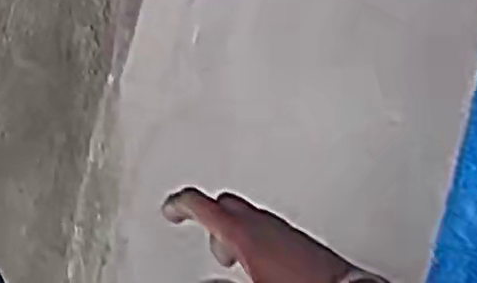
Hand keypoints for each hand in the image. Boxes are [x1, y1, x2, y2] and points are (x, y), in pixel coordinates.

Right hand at [162, 188, 374, 282]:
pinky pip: (272, 230)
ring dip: (237, 230)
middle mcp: (259, 221)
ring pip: (249, 216)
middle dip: (210, 216)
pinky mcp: (307, 244)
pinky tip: (267, 262)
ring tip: (238, 256)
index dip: (177, 203)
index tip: (170, 209)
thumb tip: (205, 279)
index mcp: (239, 227)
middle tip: (206, 234)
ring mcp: (285, 230)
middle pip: (223, 204)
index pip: (196, 201)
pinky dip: (260, 238)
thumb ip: (221, 280)